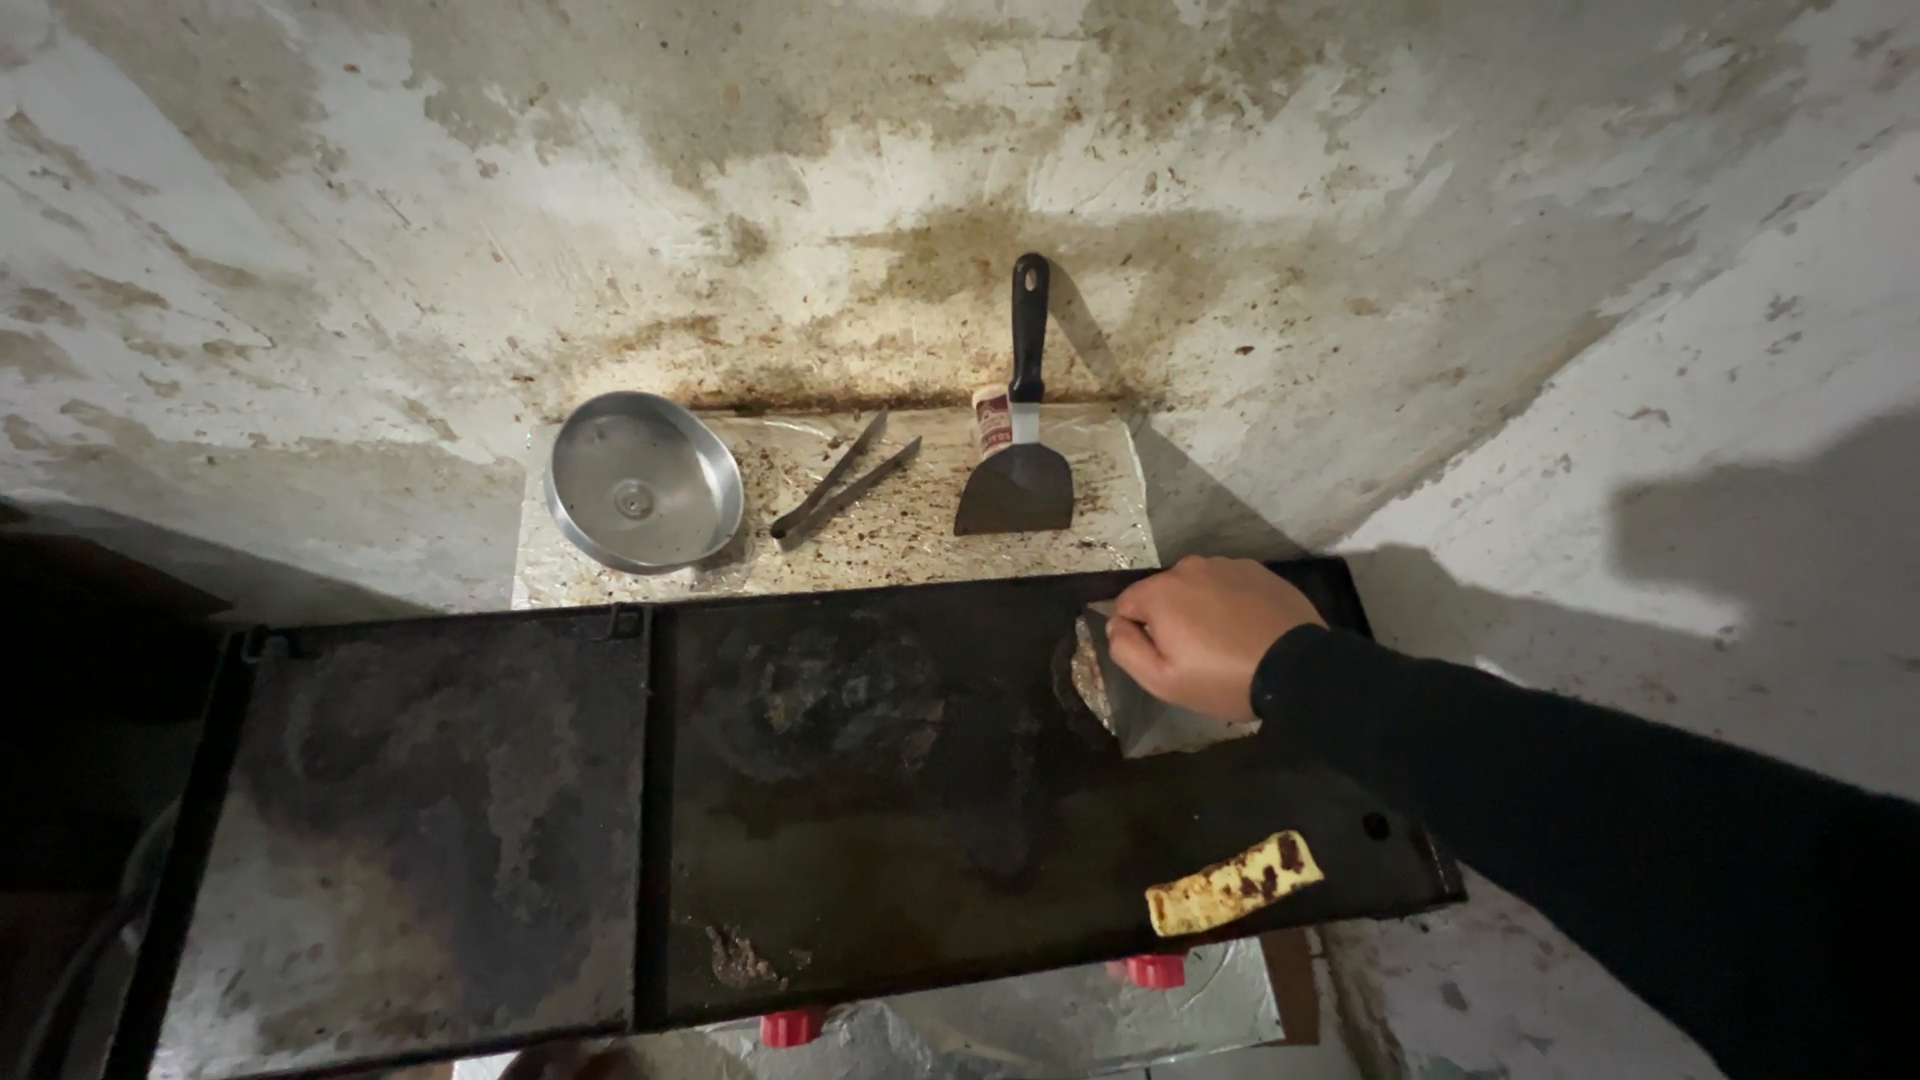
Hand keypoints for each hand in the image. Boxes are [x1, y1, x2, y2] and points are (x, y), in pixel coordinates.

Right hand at [1106, 556, 1326, 721]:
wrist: (1298, 669)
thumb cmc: (1223, 677)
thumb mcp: (1161, 680)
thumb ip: (1125, 648)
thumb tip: (1115, 623)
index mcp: (1160, 591)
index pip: (1126, 606)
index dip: (1141, 635)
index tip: (1168, 658)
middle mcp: (1189, 567)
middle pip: (1162, 594)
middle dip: (1171, 619)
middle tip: (1198, 654)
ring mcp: (1226, 565)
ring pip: (1196, 587)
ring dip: (1201, 609)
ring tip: (1226, 642)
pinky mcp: (1258, 570)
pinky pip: (1228, 585)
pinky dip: (1230, 603)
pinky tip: (1248, 629)